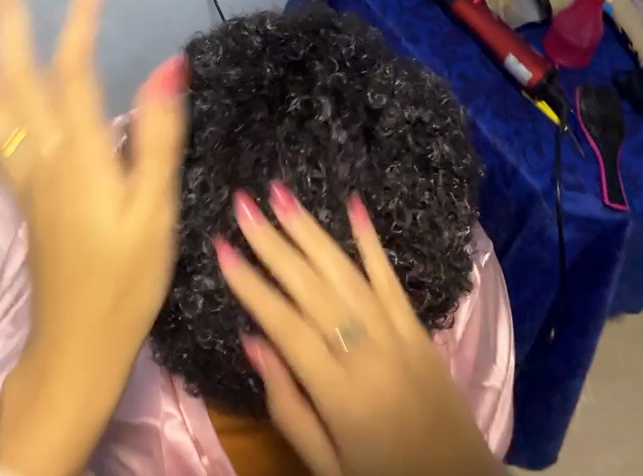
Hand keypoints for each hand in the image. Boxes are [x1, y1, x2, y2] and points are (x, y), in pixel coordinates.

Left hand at [0, 0, 186, 475]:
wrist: (78, 345)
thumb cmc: (128, 281)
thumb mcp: (157, 214)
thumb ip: (157, 139)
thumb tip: (166, 68)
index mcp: (80, 156)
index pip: (75, 70)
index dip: (81, 18)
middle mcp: (42, 155)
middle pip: (18, 74)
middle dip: (3, 16)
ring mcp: (25, 173)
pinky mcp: (21, 191)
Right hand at [217, 184, 500, 475]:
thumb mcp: (326, 466)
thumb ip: (288, 405)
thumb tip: (252, 341)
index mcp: (339, 394)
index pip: (286, 326)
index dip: (252, 285)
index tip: (222, 247)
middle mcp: (368, 354)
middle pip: (312, 288)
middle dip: (273, 243)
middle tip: (243, 204)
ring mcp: (398, 336)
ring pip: (347, 272)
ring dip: (311, 230)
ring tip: (281, 194)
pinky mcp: (420, 330)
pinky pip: (392, 279)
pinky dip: (371, 242)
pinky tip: (354, 206)